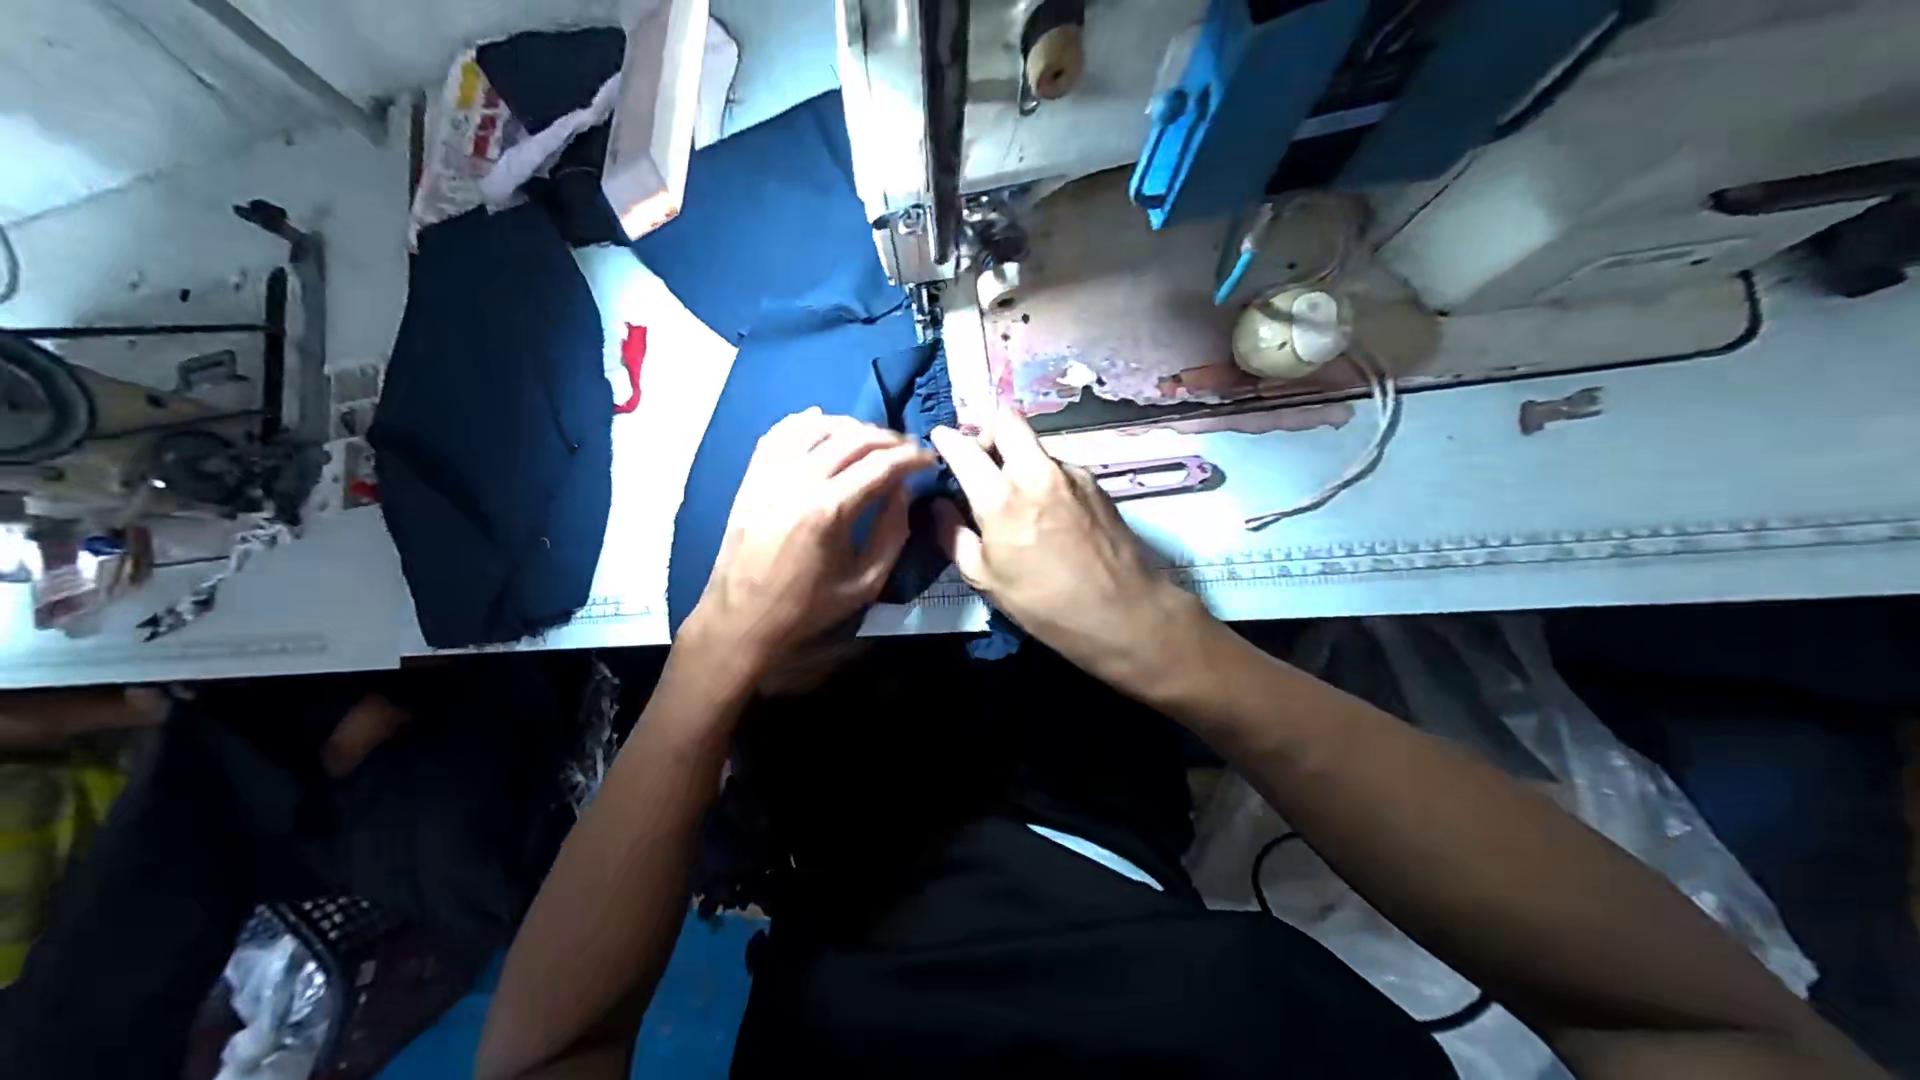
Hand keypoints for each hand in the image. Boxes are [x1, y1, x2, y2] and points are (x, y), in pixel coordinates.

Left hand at [684, 408, 933, 674]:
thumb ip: (892, 533)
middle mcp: (797, 482)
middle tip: (909, 450)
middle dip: (889, 438)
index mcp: (828, 511)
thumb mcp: (865, 583)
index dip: (912, 457)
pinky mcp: (751, 478)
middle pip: (853, 438)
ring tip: (873, 440)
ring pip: (817, 427)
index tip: (930, 459)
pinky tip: (824, 421)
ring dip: (853, 426)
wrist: (742, 620)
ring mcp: (770, 475)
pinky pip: (779, 433)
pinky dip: (805, 422)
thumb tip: (903, 490)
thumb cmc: (808, 608)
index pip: (880, 464)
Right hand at [929, 411, 1209, 695]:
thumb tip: (937, 507)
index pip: (966, 448)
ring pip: (1035, 443)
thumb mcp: (986, 580)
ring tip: (1015, 492)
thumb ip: (953, 536)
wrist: (1123, 613)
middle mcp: (1036, 474)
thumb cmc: (1045, 605)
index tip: (941, 439)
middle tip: (981, 456)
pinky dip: (1043, 475)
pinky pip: (1058, 465)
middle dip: (987, 429)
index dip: (947, 440)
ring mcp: (1071, 474)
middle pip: (1007, 420)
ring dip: (1017, 455)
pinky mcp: (1095, 483)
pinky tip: (1048, 510)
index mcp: (1002, 499)